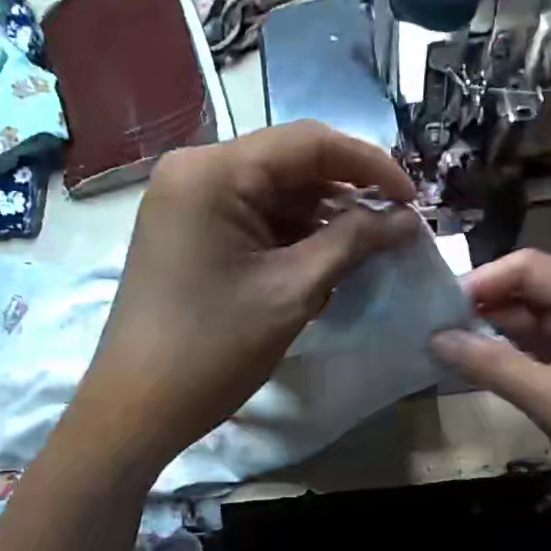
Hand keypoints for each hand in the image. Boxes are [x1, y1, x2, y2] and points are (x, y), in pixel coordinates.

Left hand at [75, 122, 420, 470]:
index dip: (371, 166)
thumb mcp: (293, 291)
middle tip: (391, 231)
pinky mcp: (186, 232)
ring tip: (360, 256)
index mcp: (214, 172)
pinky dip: (288, 239)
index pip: (309, 143)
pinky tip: (318, 269)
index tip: (413, 201)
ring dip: (319, 221)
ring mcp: (186, 202)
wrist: (137, 407)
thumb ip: (353, 243)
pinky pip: (250, 220)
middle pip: (290, 165)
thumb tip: (405, 219)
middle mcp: (194, 171)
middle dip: (345, 196)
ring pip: (272, 195)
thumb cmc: (214, 348)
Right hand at [428, 249, 550, 542]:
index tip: (437, 308)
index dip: (481, 282)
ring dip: (487, 329)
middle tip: (429, 326)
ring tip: (440, 342)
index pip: (529, 268)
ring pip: (526, 318)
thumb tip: (434, 340)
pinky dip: (503, 351)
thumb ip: (492, 366)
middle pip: (526, 289)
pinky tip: (469, 359)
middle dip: (480, 306)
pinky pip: (534, 344)